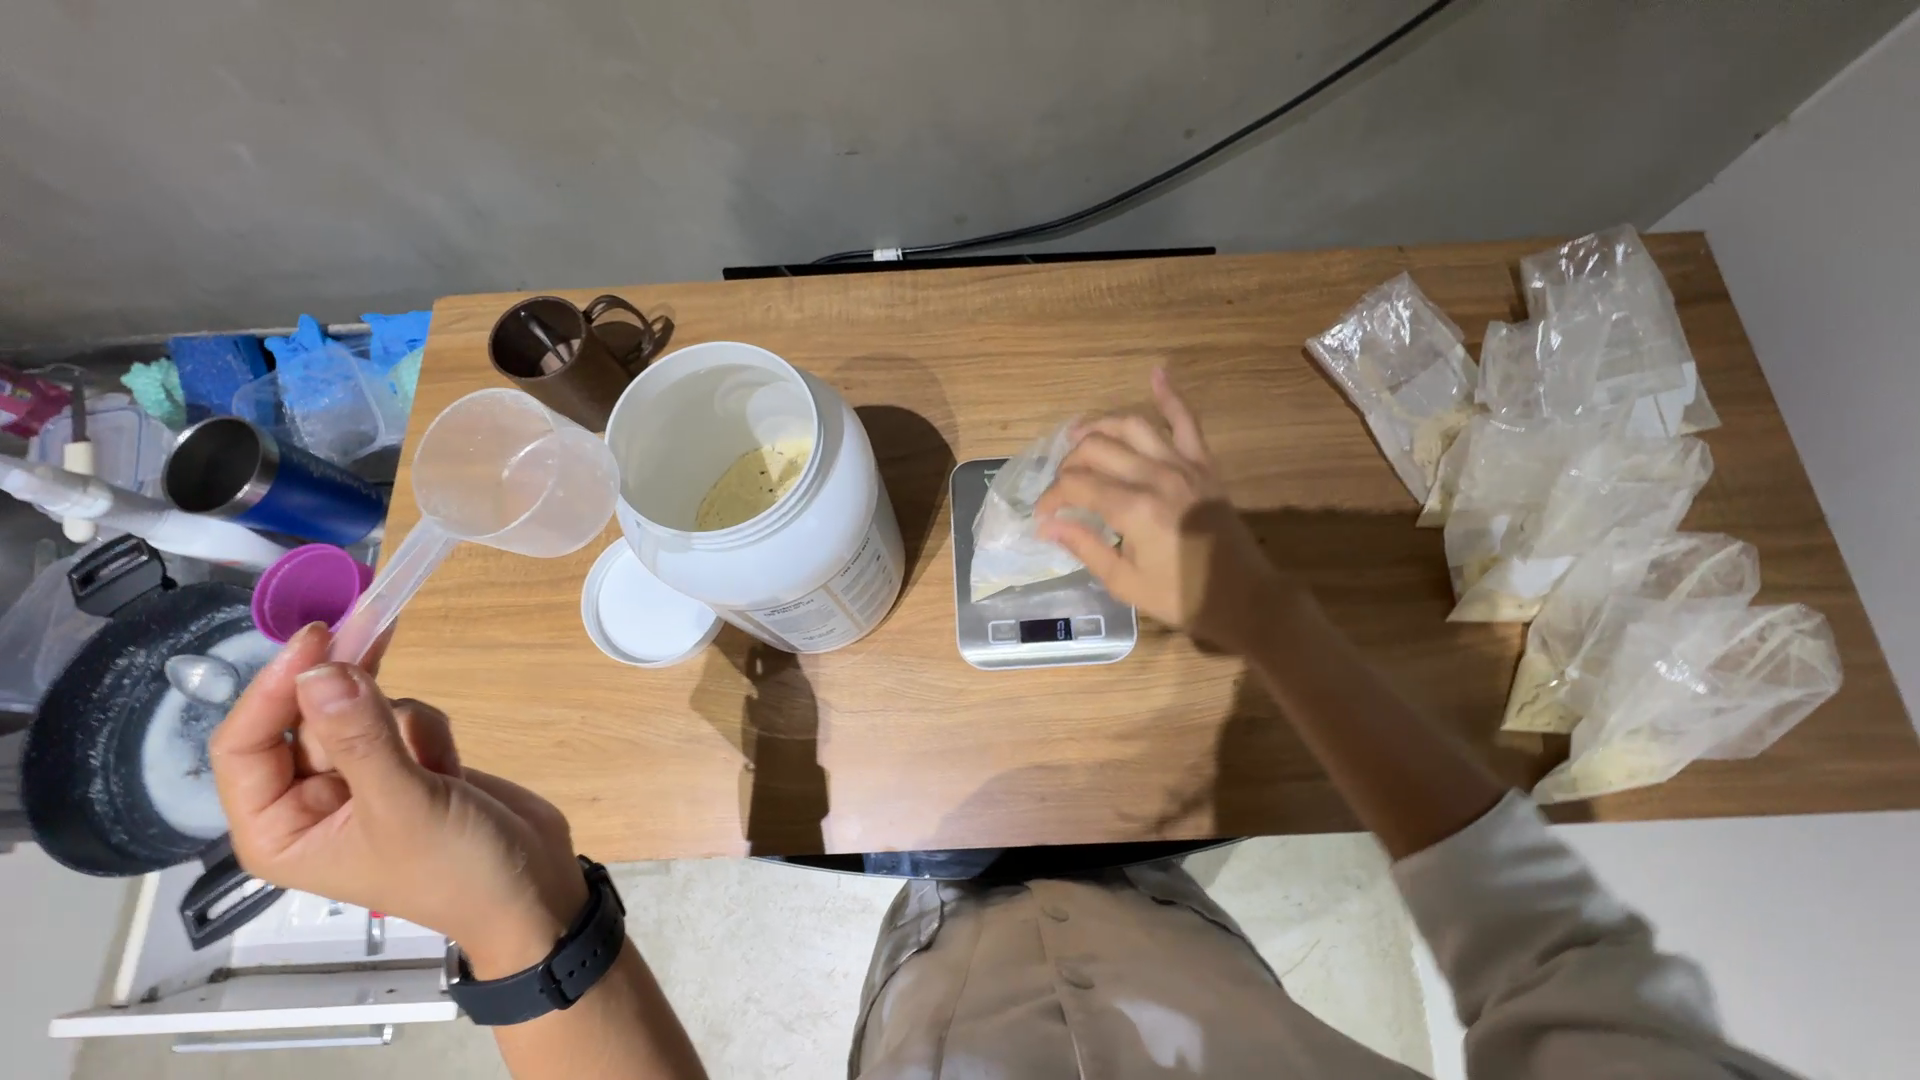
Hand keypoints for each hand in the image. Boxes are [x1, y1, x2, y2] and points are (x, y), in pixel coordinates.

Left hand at [209, 623, 588, 978]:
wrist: (530, 887)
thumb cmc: (454, 866)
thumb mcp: (405, 805)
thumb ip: (361, 737)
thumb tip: (319, 669)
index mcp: (278, 827)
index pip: (246, 744)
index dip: (274, 688)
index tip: (319, 637)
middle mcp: (310, 800)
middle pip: (309, 717)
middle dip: (355, 699)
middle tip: (379, 635)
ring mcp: (364, 780)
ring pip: (365, 711)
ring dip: (403, 722)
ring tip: (437, 764)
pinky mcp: (410, 767)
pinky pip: (404, 719)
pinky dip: (430, 731)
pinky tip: (451, 766)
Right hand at [1036, 368, 1299, 652]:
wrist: (1243, 596)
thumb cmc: (1179, 597)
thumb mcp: (1123, 582)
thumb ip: (1085, 547)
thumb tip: (1047, 526)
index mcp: (1133, 509)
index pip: (1075, 487)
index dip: (1051, 499)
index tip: (1043, 517)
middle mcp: (1155, 476)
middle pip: (1096, 449)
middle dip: (1068, 465)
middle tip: (1061, 488)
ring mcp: (1182, 465)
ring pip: (1131, 426)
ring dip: (1100, 426)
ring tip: (1078, 435)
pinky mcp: (1204, 464)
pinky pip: (1186, 420)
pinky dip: (1171, 395)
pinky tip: (1157, 373)